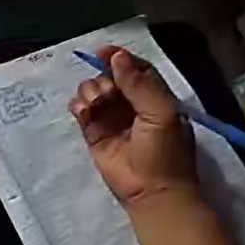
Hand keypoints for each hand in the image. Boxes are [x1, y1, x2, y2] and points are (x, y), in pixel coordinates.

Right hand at [68, 45, 197, 209]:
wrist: (153, 192)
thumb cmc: (165, 152)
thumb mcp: (161, 113)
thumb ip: (138, 84)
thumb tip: (117, 57)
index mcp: (154, 97)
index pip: (135, 69)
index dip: (120, 58)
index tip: (102, 52)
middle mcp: (131, 105)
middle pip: (110, 77)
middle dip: (102, 78)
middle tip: (105, 92)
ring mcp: (111, 119)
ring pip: (93, 91)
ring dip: (90, 91)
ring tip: (95, 104)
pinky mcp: (94, 134)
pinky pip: (81, 111)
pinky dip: (79, 106)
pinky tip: (84, 111)